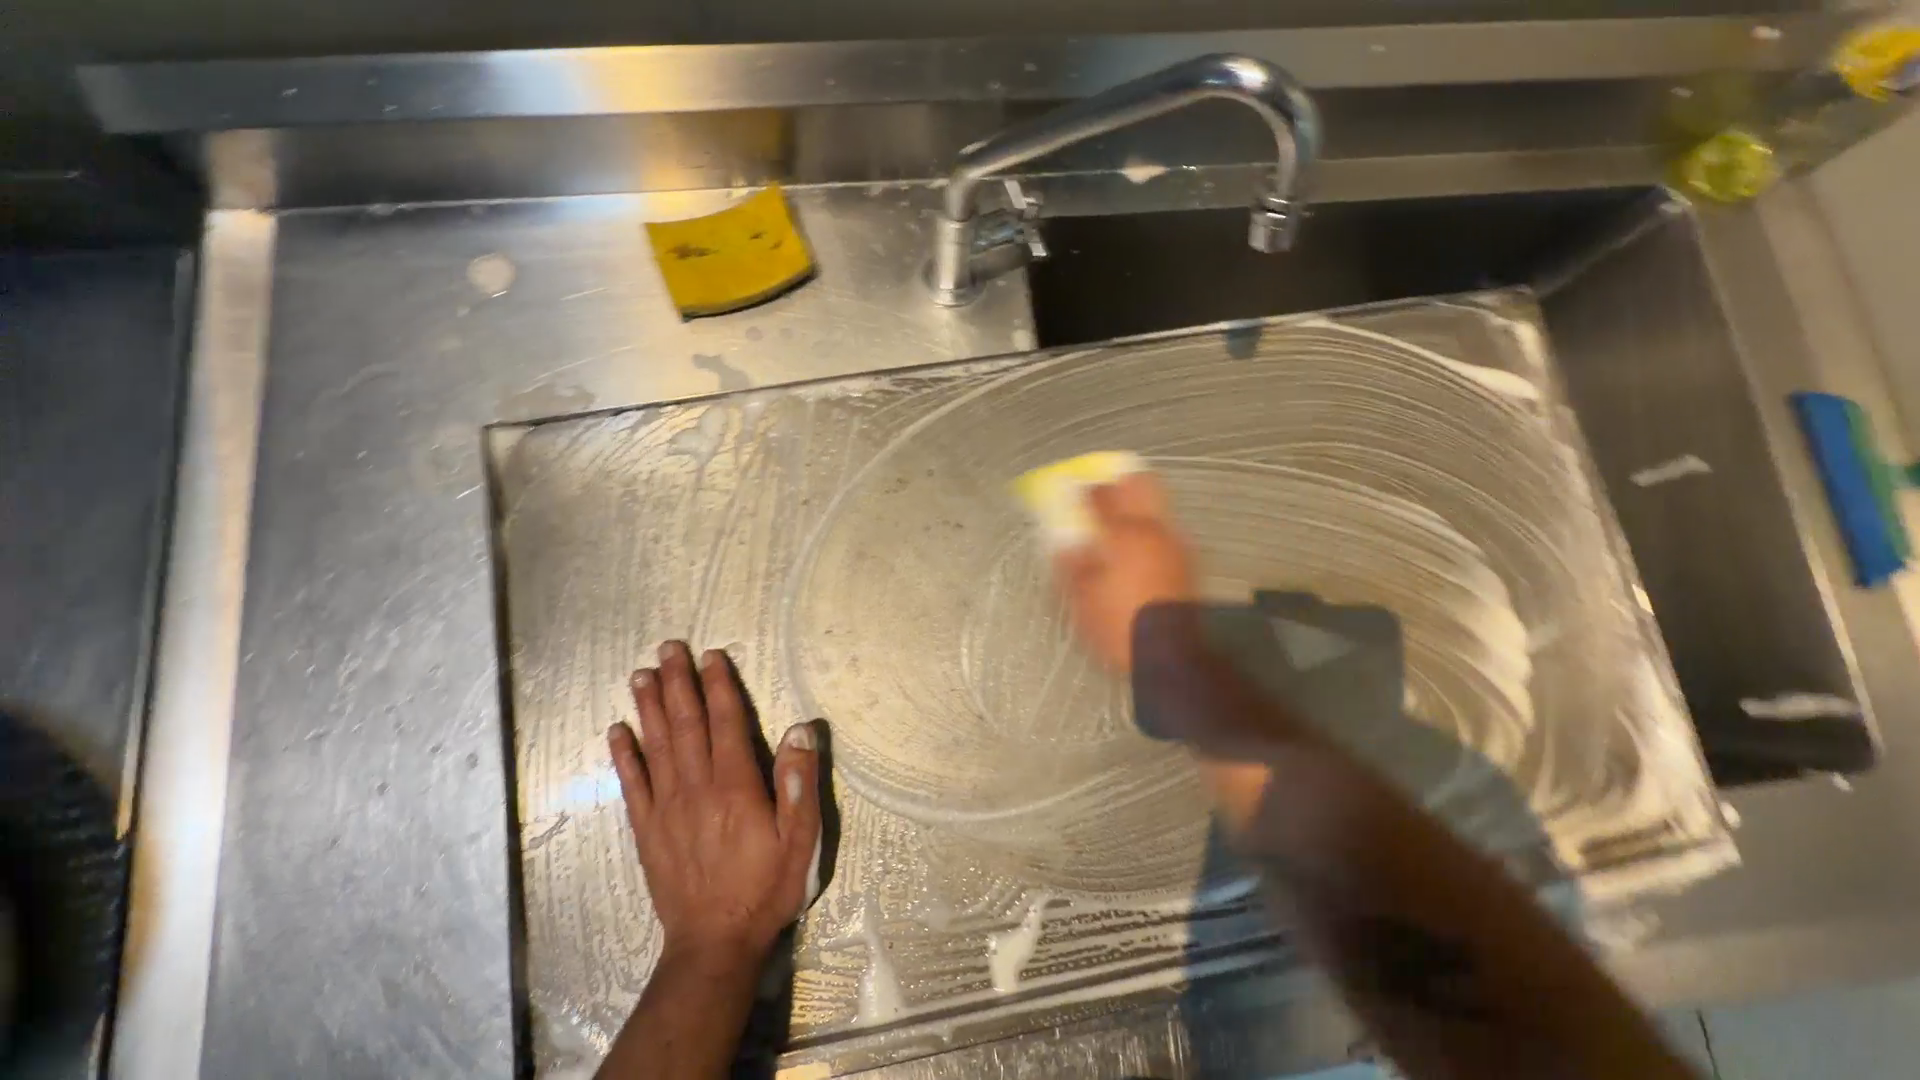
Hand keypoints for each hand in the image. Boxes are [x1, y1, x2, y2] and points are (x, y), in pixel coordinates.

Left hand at [608, 641, 821, 973]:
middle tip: (668, 648)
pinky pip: (632, 784)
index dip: (718, 686)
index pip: (725, 723)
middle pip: (685, 724)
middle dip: (677, 683)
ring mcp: (666, 808)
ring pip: (656, 745)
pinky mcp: (647, 830)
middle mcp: (696, 788)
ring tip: (641, 674)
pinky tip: (617, 730)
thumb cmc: (765, 887)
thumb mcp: (800, 839)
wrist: (715, 942)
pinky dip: (623, 755)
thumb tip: (799, 730)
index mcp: (736, 786)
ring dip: (649, 707)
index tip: (710, 655)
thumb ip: (798, 783)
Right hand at [1052, 472, 1197, 670]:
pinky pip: (1166, 534)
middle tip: (1103, 492)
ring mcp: (1176, 545)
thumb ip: (1073, 566)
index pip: (1099, 497)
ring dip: (1138, 507)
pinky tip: (1138, 552)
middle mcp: (1154, 530)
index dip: (1081, 491)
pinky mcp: (1188, 564)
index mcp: (1123, 534)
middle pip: (1141, 484)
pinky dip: (1150, 532)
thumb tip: (1065, 546)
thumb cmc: (1119, 626)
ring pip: (1157, 508)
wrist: (1170, 657)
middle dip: (1120, 482)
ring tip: (1119, 525)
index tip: (1071, 491)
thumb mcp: (1083, 601)